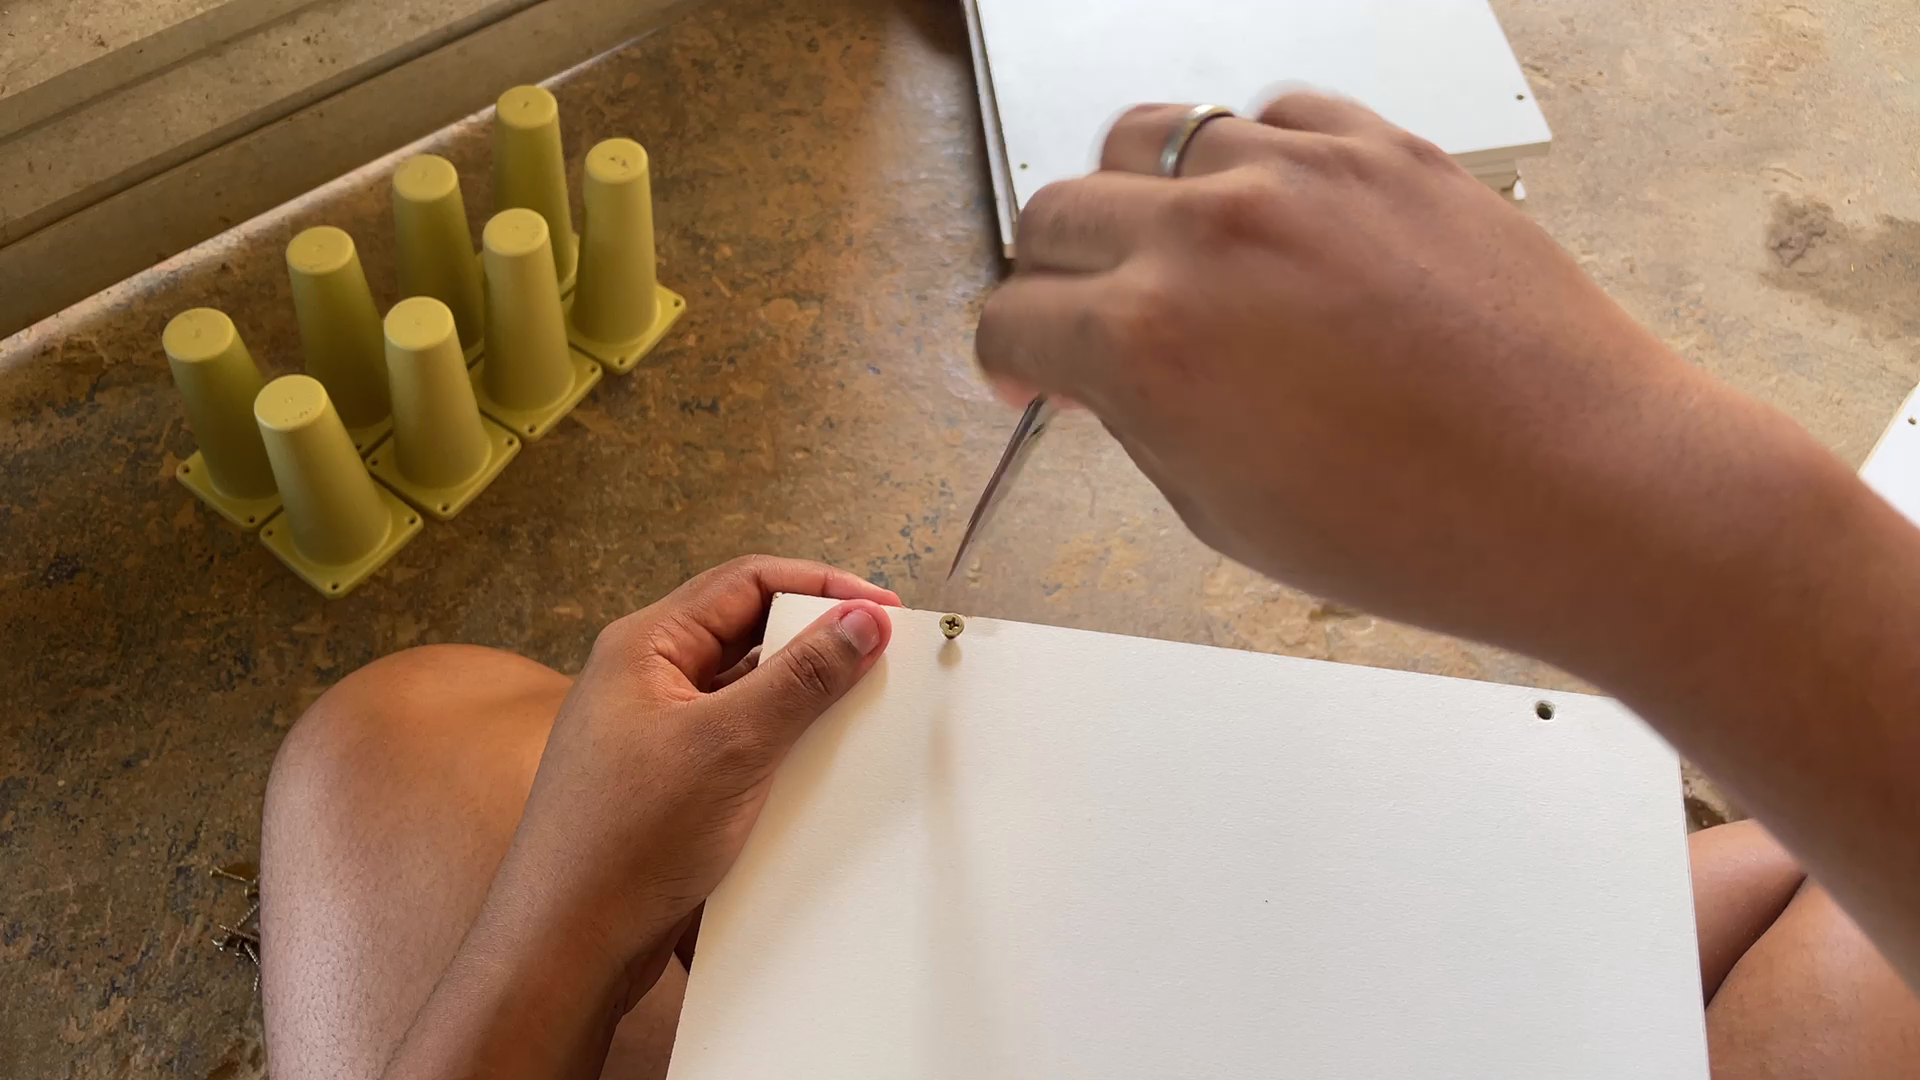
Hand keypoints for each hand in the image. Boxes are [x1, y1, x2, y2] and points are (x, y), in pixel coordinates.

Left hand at [481, 557, 895, 1006]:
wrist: (565, 954)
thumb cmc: (627, 841)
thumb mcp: (731, 744)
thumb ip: (803, 675)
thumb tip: (865, 619)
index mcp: (647, 644)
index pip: (747, 580)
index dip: (821, 584)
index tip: (882, 607)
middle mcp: (652, 673)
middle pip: (749, 625)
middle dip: (816, 631)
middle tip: (878, 647)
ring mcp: (662, 723)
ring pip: (749, 678)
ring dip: (804, 682)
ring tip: (860, 693)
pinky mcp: (677, 768)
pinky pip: (744, 725)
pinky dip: (786, 727)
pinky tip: (822, 745)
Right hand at [974, 94, 1846, 669]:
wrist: (1578, 492)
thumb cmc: (1393, 531)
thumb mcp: (1210, 505)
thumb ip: (1129, 417)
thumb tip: (1089, 370)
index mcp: (1144, 346)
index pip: (1008, 321)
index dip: (1002, 359)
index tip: (1022, 377)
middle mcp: (1201, 237)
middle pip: (1048, 215)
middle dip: (1043, 277)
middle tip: (1077, 321)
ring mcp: (1294, 175)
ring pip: (1142, 136)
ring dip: (1124, 202)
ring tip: (1161, 257)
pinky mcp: (1379, 148)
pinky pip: (1262, 116)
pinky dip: (1233, 164)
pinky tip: (1258, 223)